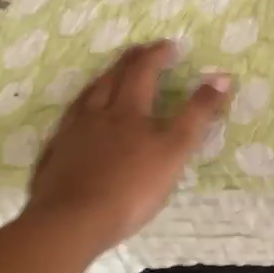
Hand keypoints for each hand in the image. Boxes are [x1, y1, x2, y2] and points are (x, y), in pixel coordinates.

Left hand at [22, 40, 231, 254]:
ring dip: (99, 82)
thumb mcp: (176, 148)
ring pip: (84, 100)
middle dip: (127, 61)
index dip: (157, 55)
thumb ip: (199, 112)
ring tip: (106, 75)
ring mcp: (69, 138)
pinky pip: (64, 127)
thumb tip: (222, 76)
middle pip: (111, 79)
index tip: (170, 45)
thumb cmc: (130, 185)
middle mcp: (96, 116)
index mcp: (128, 109)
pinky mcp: (51, 162)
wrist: (67, 227)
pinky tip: (74, 123)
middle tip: (139, 49)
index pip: (143, 71)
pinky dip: (75, 115)